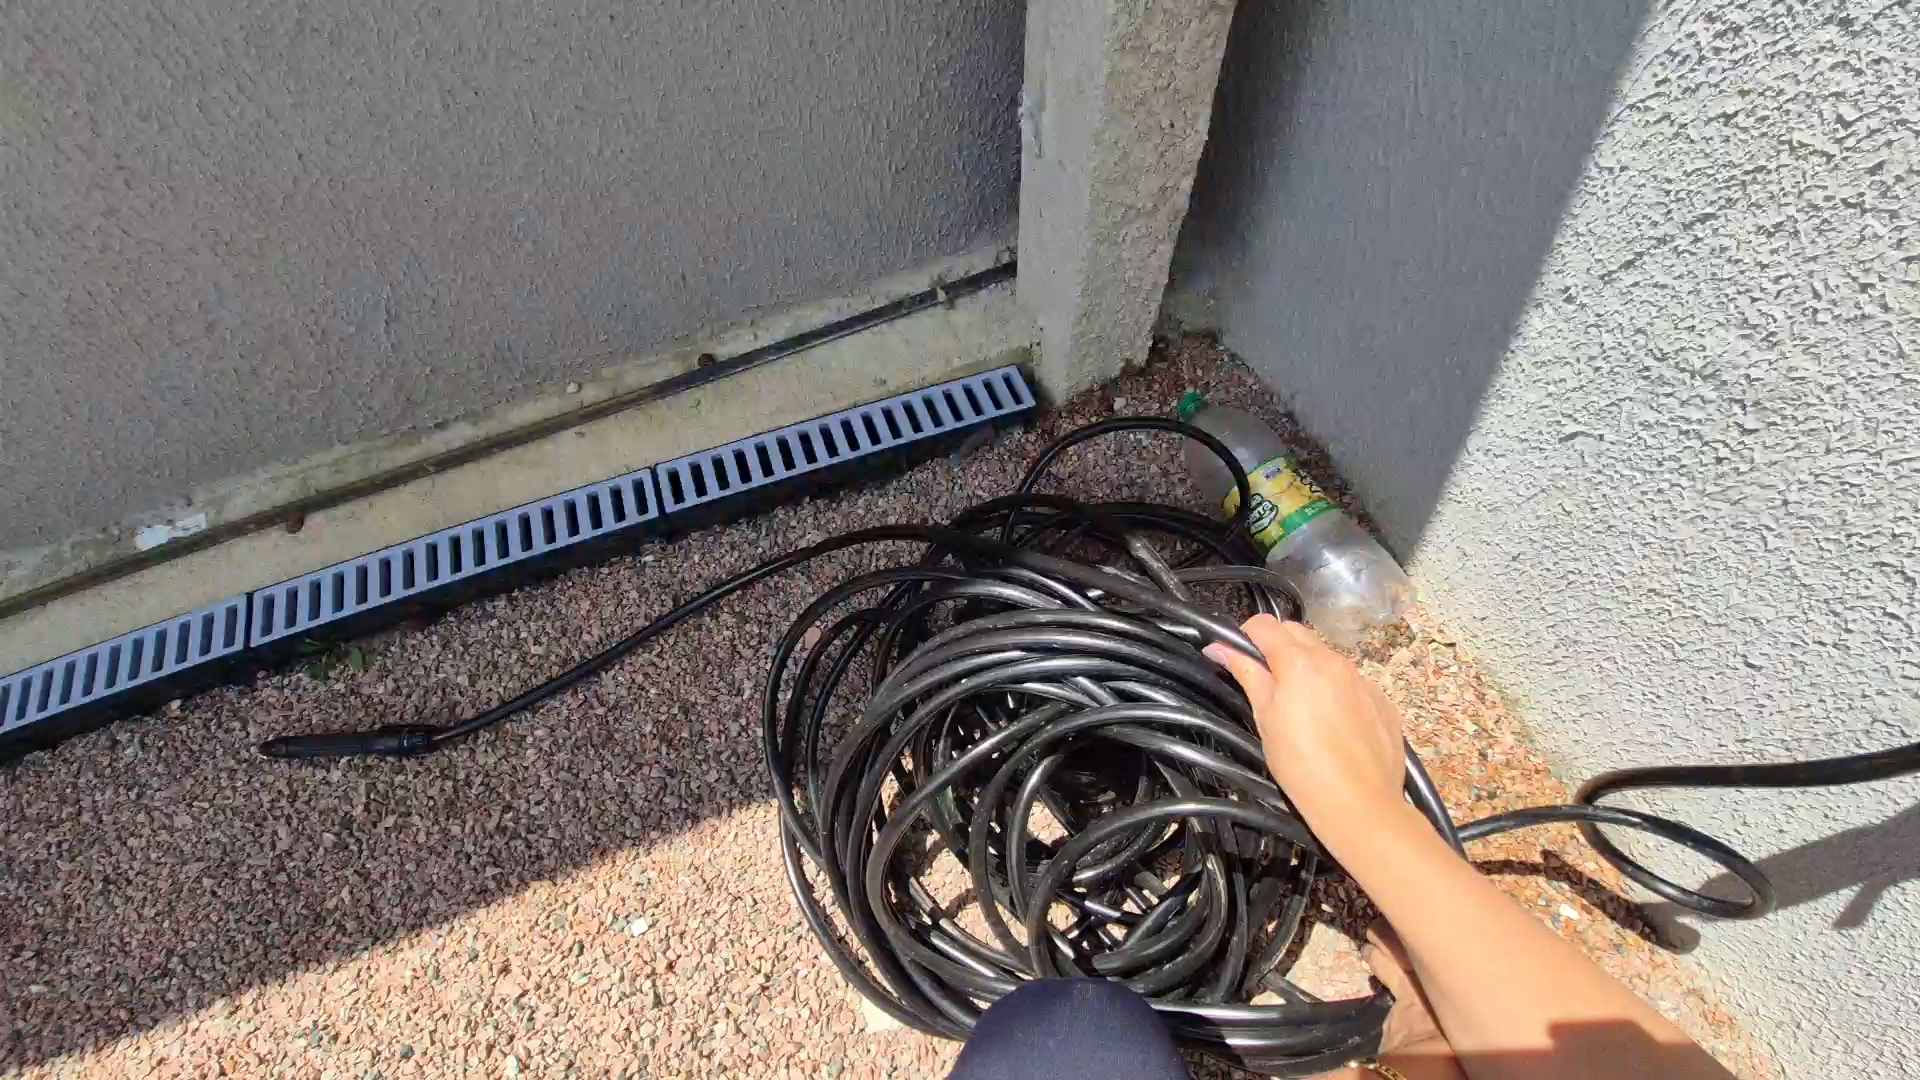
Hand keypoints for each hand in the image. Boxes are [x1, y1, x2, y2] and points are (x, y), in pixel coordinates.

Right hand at [1203, 614, 1405, 832]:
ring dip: (1306, 666)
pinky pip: (1350, 680)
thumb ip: (1246, 674)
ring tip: (1298, 705)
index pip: (1264, 625)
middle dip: (1275, 645)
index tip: (1238, 657)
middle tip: (1265, 680)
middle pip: (1296, 632)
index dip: (1244, 636)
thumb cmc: (1300, 763)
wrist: (1360, 804)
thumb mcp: (1264, 717)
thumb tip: (1219, 648)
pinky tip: (1330, 722)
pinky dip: (1333, 688)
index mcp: (1299, 662)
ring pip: (1325, 655)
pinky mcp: (1381, 700)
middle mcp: (1334, 660)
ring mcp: (1362, 679)